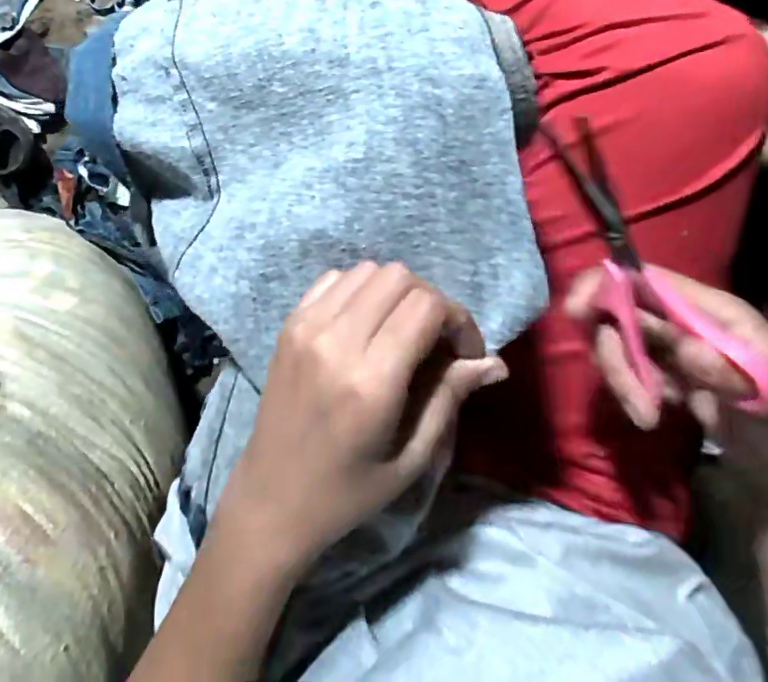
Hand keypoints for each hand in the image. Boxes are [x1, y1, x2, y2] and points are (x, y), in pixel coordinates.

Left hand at [219, 262, 508, 571]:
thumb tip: (495, 363)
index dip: (457, 320)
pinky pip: (334, 279)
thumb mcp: (410, 458)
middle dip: (430, 301)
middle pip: (399, 277)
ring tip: (402, 331)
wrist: (272, 496)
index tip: (464, 353)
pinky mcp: (289, 323)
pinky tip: (366, 325)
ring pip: (368, 270)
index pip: (426, 306)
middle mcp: (336, 340)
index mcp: (370, 380)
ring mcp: (306, 326)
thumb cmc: (347, 491)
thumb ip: (450, 398)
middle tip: (436, 341)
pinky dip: (360, 290)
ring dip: (396, 292)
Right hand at [569, 267, 767, 525]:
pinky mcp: (670, 383)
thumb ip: (732, 374)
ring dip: (621, 377)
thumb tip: (682, 346)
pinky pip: (631, 372)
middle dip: (614, 351)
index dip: (606, 285)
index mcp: (716, 312)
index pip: (647, 279)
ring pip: (621, 343)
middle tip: (636, 402)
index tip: (577, 313)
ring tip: (647, 418)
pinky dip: (630, 392)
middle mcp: (690, 323)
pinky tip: (652, 419)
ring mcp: (677, 353)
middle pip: (623, 311)